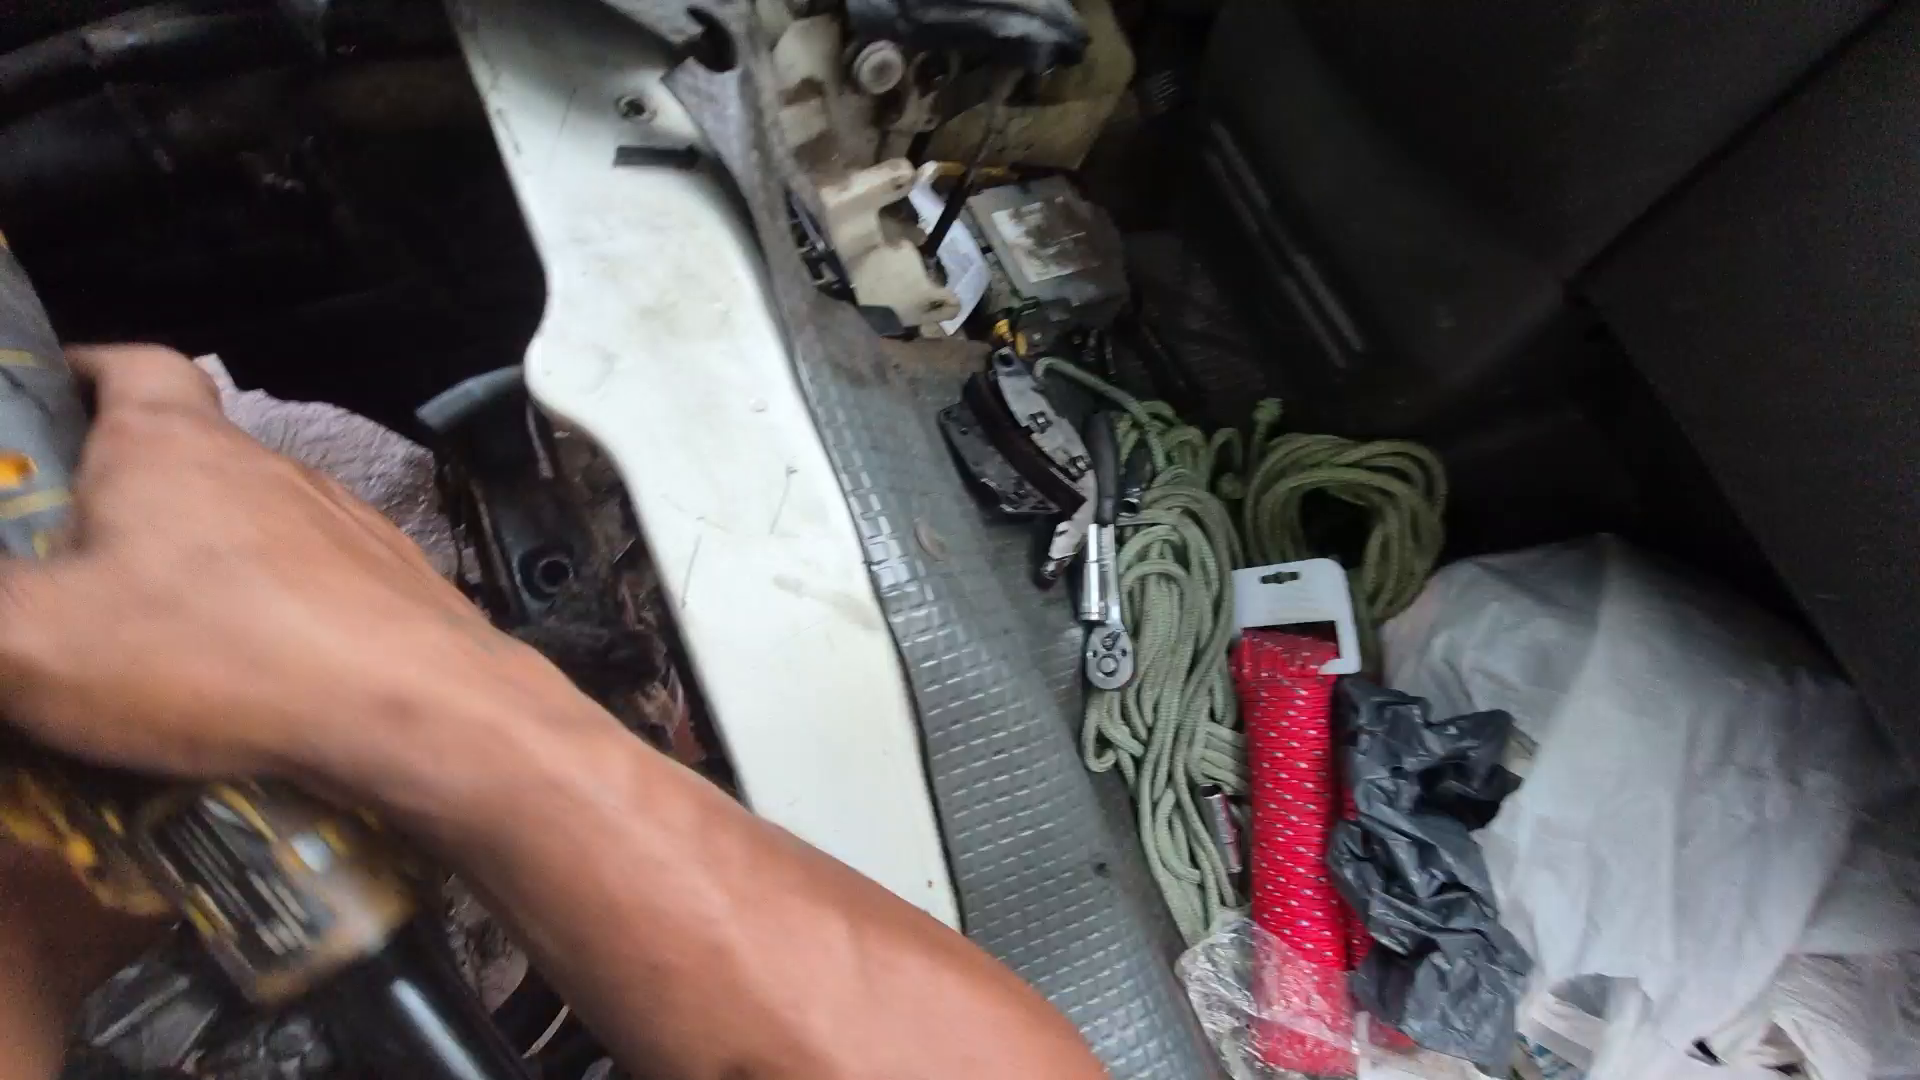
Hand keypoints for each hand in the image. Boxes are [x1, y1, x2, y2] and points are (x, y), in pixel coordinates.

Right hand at [0, 346, 572, 797]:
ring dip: (207, 555)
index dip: (85, 369)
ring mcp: (355, 527)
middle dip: (128, 493)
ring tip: (154, 621)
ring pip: (263, 522)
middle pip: (197, 457)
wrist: (424, 703)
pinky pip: (318, 575)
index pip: (139, 367)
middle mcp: (284, 474)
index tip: (45, 397)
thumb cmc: (225, 655)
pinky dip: (275, 599)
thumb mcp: (32, 635)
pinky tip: (254, 655)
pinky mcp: (398, 580)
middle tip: (63, 557)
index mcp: (185, 451)